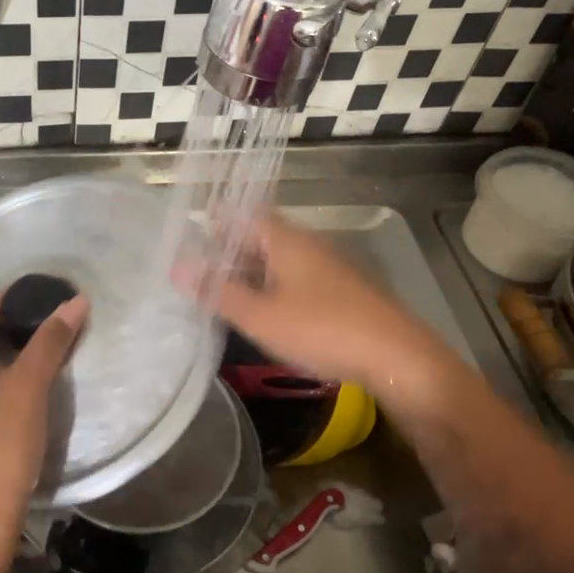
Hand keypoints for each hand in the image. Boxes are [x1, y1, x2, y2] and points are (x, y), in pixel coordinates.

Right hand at [209, 214, 457, 403]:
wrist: (397, 358)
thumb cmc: (322, 330)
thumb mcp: (260, 316)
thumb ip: (217, 292)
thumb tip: (176, 267)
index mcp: (287, 241)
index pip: (246, 214)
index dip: (218, 219)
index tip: (190, 232)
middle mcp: (309, 245)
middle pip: (262, 236)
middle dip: (230, 248)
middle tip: (197, 267)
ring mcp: (329, 269)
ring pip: (280, 260)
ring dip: (251, 271)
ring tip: (222, 292)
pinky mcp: (342, 293)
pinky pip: (296, 279)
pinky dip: (273, 287)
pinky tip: (264, 312)